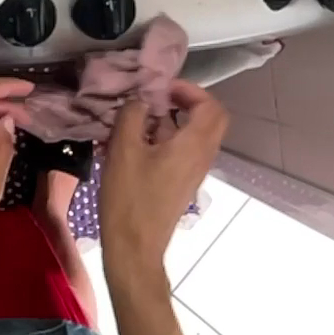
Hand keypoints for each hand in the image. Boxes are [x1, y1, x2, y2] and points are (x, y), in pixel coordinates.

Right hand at [100, 81, 229, 289]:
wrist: (134, 247)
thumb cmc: (130, 197)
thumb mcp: (123, 149)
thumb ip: (132, 115)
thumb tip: (139, 98)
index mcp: (194, 145)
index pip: (210, 106)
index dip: (188, 89)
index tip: (159, 88)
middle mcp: (201, 157)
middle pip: (209, 119)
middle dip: (184, 102)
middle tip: (155, 98)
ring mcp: (193, 172)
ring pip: (194, 135)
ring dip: (171, 120)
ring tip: (137, 119)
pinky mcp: (180, 183)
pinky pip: (182, 150)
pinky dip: (165, 138)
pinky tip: (133, 143)